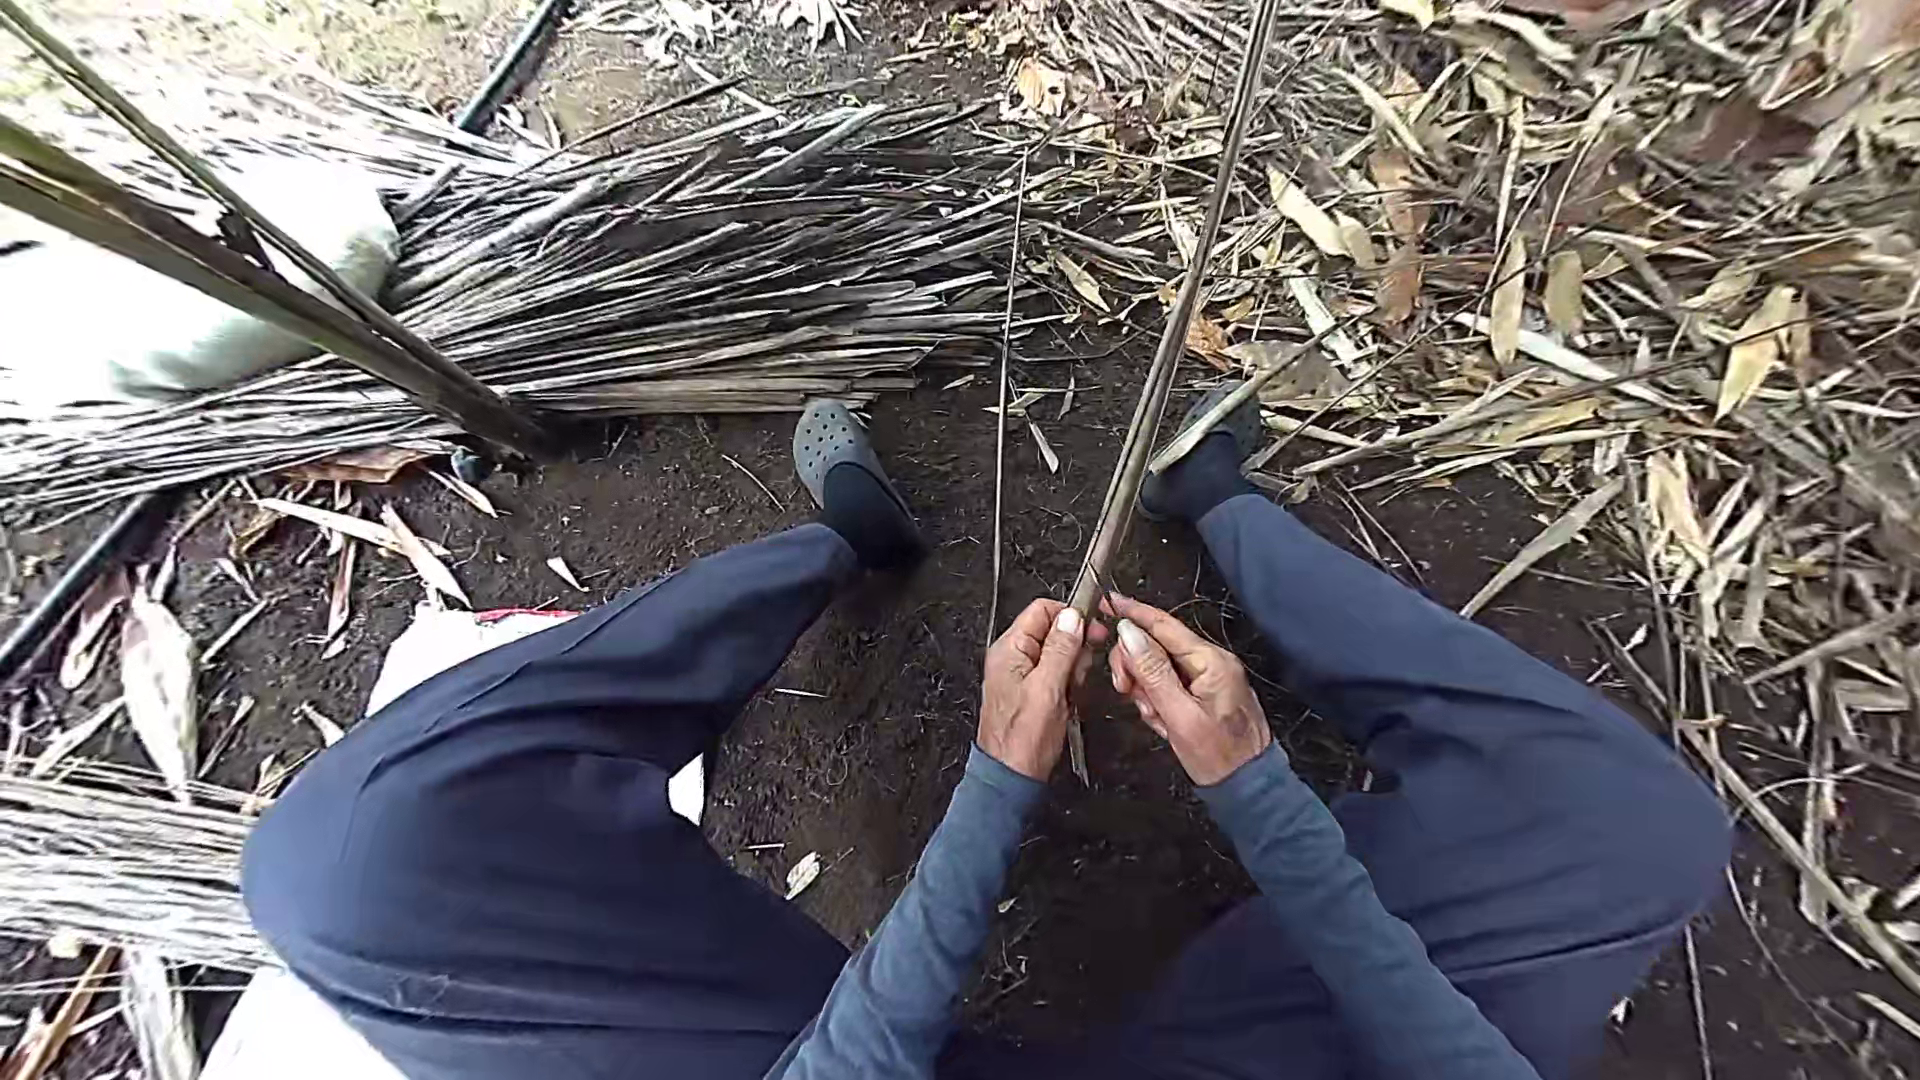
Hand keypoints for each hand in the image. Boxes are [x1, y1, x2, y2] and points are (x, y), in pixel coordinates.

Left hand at [979, 598, 1105, 779]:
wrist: (1012, 778)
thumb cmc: (1022, 739)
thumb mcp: (1048, 688)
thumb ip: (1060, 648)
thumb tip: (1072, 616)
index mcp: (1010, 649)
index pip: (1042, 610)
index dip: (1071, 614)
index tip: (1095, 628)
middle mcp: (1013, 657)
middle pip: (1054, 631)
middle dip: (1074, 649)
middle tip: (1078, 672)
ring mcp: (1021, 674)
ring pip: (1059, 655)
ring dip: (1073, 670)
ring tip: (1070, 693)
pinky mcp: (1031, 691)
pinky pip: (1057, 676)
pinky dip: (1068, 686)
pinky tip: (1067, 702)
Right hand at [1105, 594, 1271, 785]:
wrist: (1248, 789)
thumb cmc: (1219, 757)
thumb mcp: (1179, 716)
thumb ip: (1152, 671)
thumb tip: (1129, 633)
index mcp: (1210, 661)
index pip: (1163, 624)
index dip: (1132, 612)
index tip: (1108, 601)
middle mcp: (1210, 661)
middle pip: (1155, 644)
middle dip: (1134, 665)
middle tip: (1126, 688)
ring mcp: (1207, 675)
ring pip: (1156, 665)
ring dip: (1145, 688)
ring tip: (1153, 714)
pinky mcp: (1202, 690)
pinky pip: (1166, 682)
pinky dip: (1156, 699)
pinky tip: (1161, 719)